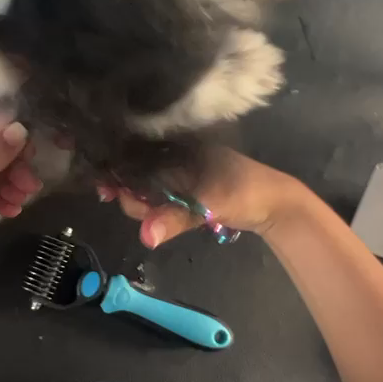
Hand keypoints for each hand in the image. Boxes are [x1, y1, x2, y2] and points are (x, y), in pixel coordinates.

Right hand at [99, 148, 305, 247]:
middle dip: (130, 194)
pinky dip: (152, 206)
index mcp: (179, 145)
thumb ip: (175, 219)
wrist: (277, 205)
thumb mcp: (209, 205)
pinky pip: (158, 195)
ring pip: (146, 187)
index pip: (136, 153)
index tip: (105, 191)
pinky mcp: (185, 189)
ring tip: (154, 217)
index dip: (117, 172)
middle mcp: (174, 154)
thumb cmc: (245, 193)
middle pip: (137, 173)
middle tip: (142, 212)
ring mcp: (180, 172)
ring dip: (142, 204)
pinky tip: (154, 216)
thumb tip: (145, 236)